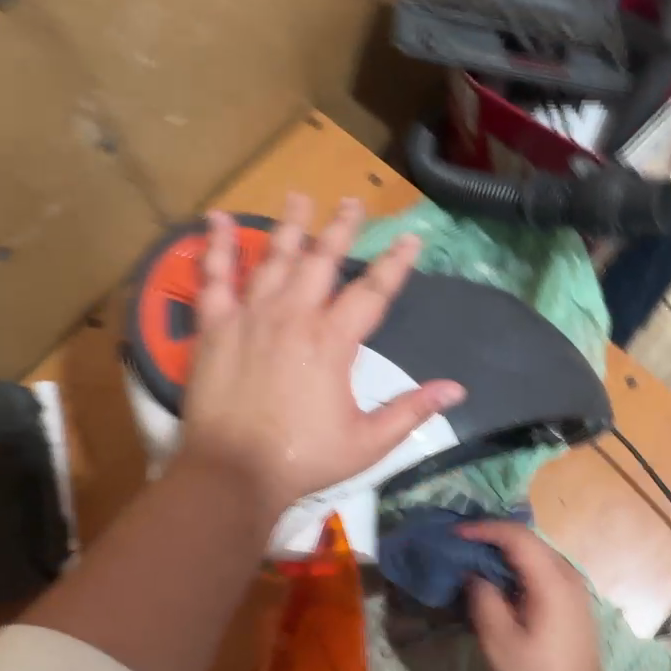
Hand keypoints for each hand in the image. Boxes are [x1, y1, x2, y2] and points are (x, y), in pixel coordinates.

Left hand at [178, 194, 465, 509]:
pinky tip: (215, 219)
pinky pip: (214, 278)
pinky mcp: (215, 328)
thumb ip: (411, 411)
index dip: (396, 263)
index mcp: (332, 341)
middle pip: (322, 260)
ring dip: (289, 227)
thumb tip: (455, 390)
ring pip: (273, 259)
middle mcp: (293, 316)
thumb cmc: (304, 459)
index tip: (413, 238)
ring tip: (299, 197)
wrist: (232, 473)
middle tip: (353, 202)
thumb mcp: (369, 442)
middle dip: (342, 228)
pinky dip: (216, 247)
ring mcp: (250, 317)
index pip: (373, 291)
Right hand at [460, 522, 607, 670]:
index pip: (518, 537)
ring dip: (506, 550)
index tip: (456, 533)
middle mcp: (568, 574)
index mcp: (553, 581)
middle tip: (460, 543)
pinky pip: (543, 567)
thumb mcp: (500, 642)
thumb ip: (484, 600)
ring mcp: (574, 586)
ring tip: (474, 557)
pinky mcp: (573, 598)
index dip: (485, 529)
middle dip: (494, 536)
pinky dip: (519, 565)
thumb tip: (474, 574)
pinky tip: (499, 579)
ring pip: (536, 552)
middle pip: (529, 539)